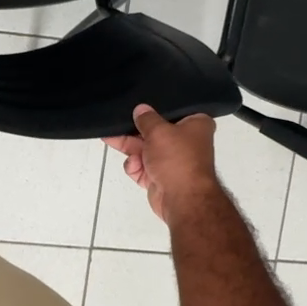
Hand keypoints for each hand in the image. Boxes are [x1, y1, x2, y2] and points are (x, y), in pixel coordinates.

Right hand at [103, 105, 218, 222]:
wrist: (181, 199)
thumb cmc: (177, 160)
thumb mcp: (158, 131)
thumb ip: (146, 118)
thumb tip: (140, 109)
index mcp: (195, 125)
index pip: (173, 111)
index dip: (155, 110)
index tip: (138, 106)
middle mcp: (185, 142)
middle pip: (154, 132)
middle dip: (134, 132)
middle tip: (116, 124)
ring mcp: (171, 161)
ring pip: (144, 149)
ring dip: (130, 148)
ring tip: (111, 139)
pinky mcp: (159, 177)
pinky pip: (142, 166)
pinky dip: (135, 166)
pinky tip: (133, 166)